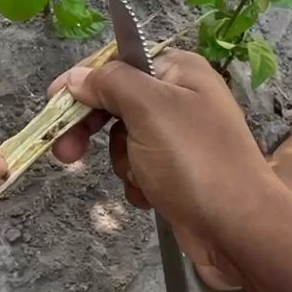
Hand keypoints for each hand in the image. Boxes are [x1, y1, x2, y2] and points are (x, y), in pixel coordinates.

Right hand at [49, 49, 279, 241]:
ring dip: (122, 161)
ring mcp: (179, 138)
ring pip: (123, 140)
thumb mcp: (148, 108)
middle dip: (93, 129)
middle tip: (65, 153)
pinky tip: (151, 195)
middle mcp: (180, 98)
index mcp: (179, 71)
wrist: (237, 228)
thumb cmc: (194, 161)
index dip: (84, 81)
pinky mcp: (176, 172)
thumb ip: (109, 84)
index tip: (54, 103)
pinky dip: (137, 181)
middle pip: (116, 102)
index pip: (119, 62)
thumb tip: (77, 77)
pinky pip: (138, 168)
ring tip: (141, 176)